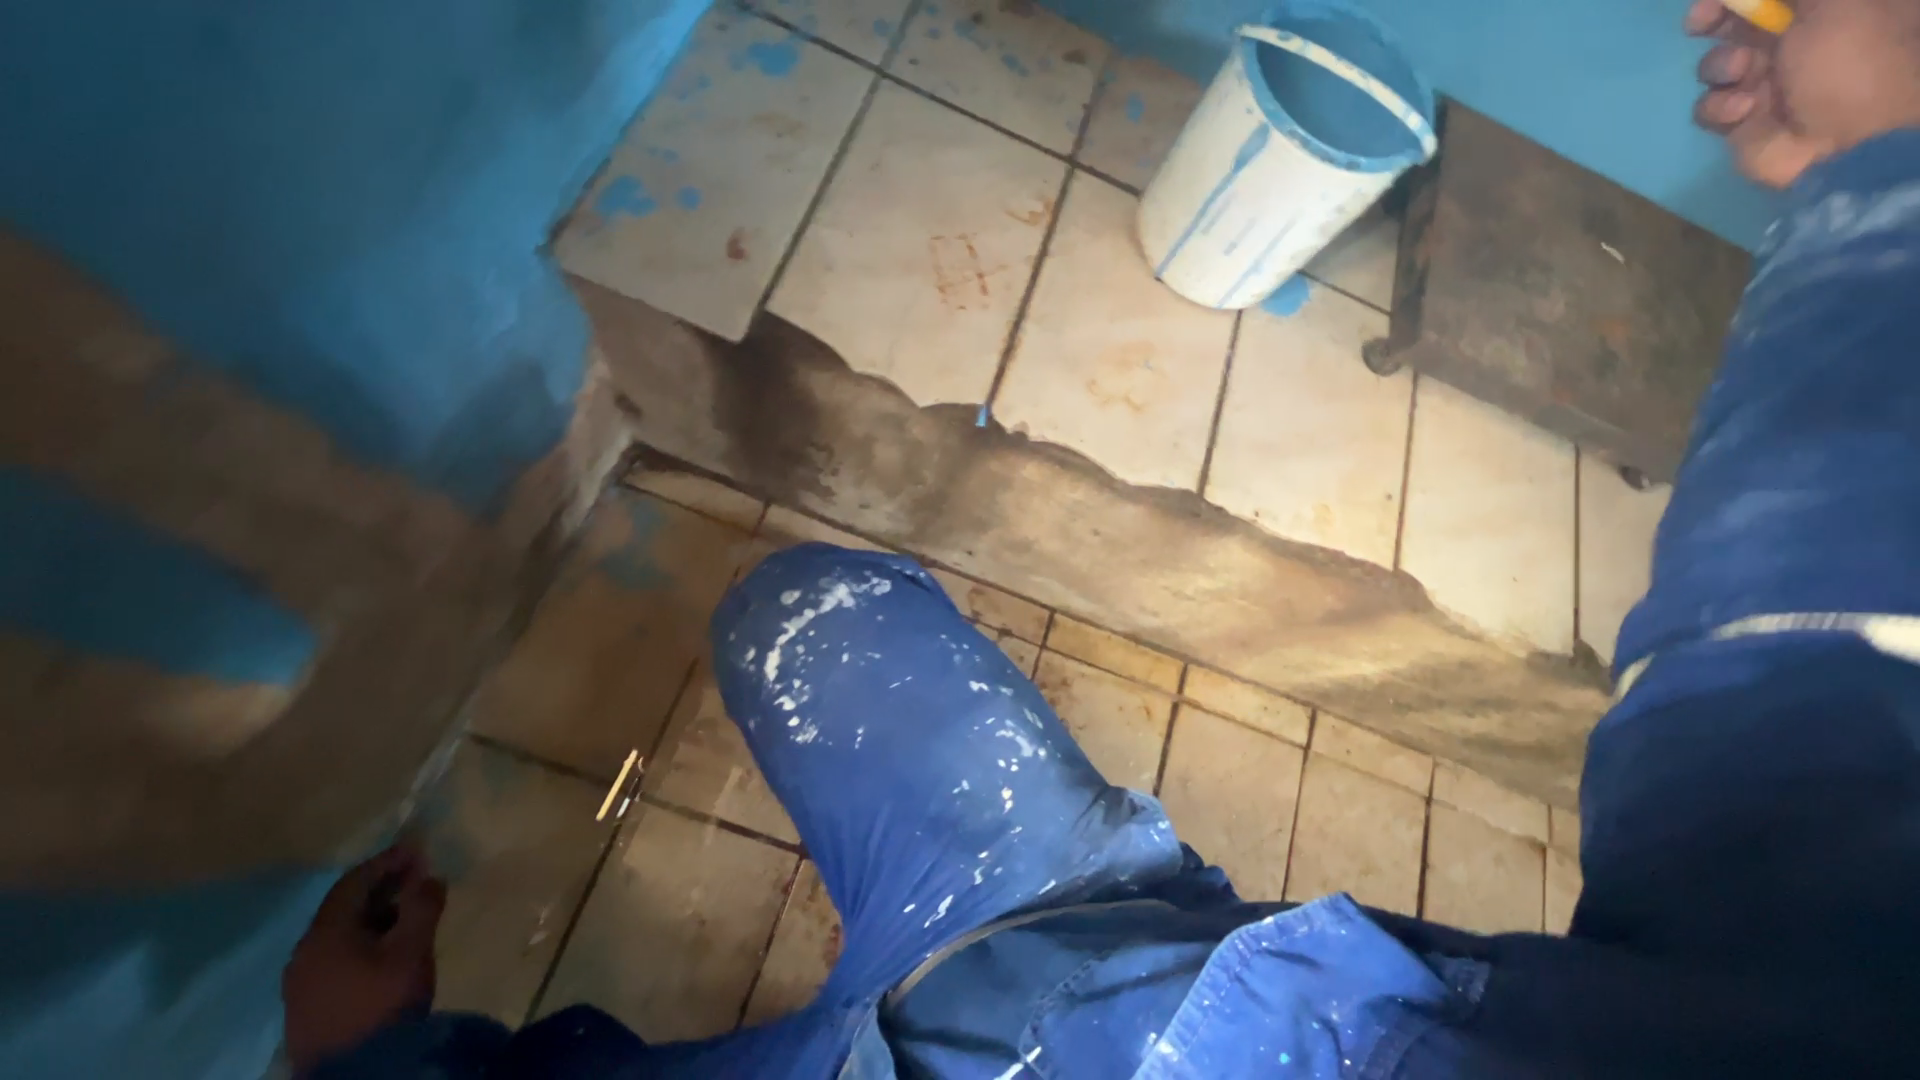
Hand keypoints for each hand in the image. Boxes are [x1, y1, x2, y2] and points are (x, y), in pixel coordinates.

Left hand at [282, 842, 445, 1075]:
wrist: (356, 1074)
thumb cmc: (383, 1003)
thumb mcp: (413, 949)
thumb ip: (423, 907)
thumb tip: (429, 876)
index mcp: (325, 934)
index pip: (353, 882)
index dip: (387, 861)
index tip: (418, 849)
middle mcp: (304, 953)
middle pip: (344, 906)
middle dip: (383, 887)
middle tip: (418, 877)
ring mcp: (301, 982)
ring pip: (340, 932)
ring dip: (375, 914)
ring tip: (410, 911)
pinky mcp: (308, 1004)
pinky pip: (336, 955)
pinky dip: (365, 939)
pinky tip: (388, 948)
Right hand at [1688, 0, 1919, 189]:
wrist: (1846, 141)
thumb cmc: (1854, 61)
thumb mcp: (1836, 5)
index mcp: (1829, 10)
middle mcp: (1796, 42)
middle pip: (1739, 23)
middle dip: (1715, 20)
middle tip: (1699, 23)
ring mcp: (1766, 82)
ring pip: (1718, 65)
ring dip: (1721, 67)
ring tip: (1742, 75)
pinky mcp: (1740, 120)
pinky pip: (1710, 107)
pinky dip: (1720, 107)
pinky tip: (1742, 112)